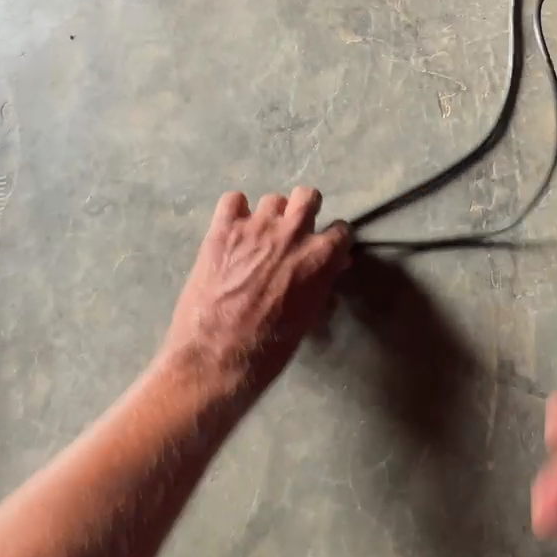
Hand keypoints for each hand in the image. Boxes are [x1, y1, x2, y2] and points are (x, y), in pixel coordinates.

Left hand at [161, 188, 350, 396]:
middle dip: (305, 210)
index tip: (326, 248)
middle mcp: (292, 233)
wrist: (215, 359)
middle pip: (308, 196)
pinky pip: (233, 200)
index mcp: (320, 256)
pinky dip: (235, 211)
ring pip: (272, 199)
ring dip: (270, 216)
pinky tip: (233, 230)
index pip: (341, 229)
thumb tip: (335, 265)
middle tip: (294, 231)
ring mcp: (256, 228)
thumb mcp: (309, 316)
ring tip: (259, 236)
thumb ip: (323, 282)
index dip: (334, 240)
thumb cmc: (270, 348)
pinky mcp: (222, 230)